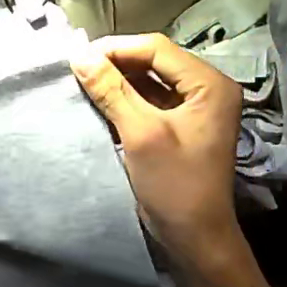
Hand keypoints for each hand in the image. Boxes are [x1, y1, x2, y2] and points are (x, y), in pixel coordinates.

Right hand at [71, 34, 245, 271]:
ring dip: (116, 82)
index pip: (157, 49)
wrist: (195, 237)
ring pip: (148, 83)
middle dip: (114, 64)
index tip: (78, 57)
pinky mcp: (179, 128)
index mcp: (209, 84)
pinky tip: (97, 102)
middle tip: (76, 69)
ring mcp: (193, 109)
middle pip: (153, 63)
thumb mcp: (141, 133)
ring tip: (81, 83)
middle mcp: (206, 89)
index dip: (116, 48)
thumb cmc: (175, 184)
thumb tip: (79, 55)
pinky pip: (149, 103)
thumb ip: (111, 90)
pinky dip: (123, 102)